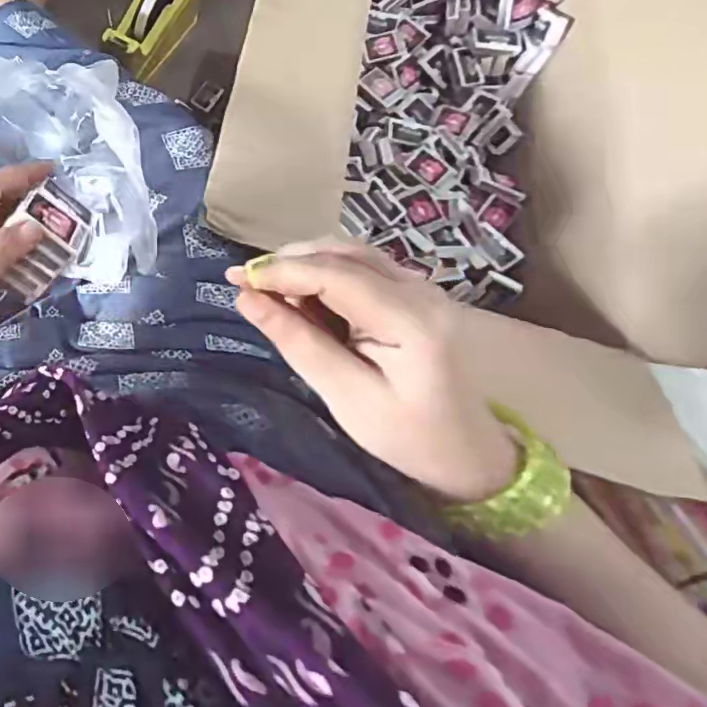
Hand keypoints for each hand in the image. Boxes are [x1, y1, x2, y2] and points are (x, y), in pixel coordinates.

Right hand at [224, 239, 518, 502]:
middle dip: (287, 261)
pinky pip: (360, 267)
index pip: (335, 274)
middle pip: (342, 253)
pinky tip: (300, 294)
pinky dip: (322, 272)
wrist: (470, 452)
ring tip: (266, 289)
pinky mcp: (414, 294)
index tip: (236, 280)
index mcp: (411, 321)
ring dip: (302, 263)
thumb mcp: (346, 397)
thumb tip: (247, 298)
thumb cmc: (408, 436)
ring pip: (349, 254)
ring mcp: (421, 289)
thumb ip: (298, 342)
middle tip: (242, 281)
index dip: (281, 270)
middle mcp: (420, 292)